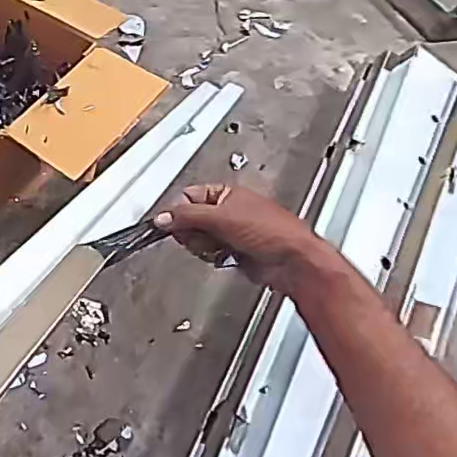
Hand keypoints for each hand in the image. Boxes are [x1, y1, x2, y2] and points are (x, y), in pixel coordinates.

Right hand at [152, 184, 344, 296]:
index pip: (189, 197)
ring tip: (219, 248)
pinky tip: (225, 257)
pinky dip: (213, 257)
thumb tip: (163, 217)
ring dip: (203, 247)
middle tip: (203, 236)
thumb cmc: (272, 232)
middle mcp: (229, 211)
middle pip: (191, 220)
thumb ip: (187, 216)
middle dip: (193, 232)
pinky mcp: (234, 252)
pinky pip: (210, 254)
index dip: (179, 211)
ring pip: (199, 240)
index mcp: (227, 194)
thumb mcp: (221, 217)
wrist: (293, 263)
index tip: (173, 224)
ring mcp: (232, 232)